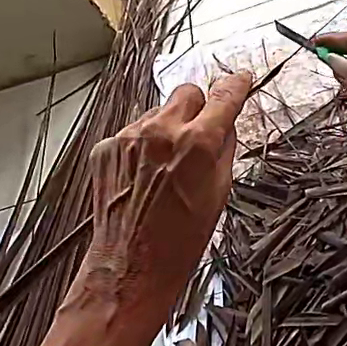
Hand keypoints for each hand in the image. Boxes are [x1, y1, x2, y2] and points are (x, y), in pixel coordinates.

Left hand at [71, 71, 252, 345]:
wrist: (131, 266)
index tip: (240, 79)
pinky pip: (132, 132)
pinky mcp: (106, 148)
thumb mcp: (219, 193)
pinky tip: (145, 175)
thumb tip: (226, 125)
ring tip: (167, 167)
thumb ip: (224, 150)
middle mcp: (161, 133)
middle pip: (187, 92)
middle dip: (198, 108)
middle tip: (199, 132)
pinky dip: (141, 146)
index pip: (224, 96)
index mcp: (198, 144)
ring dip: (167, 128)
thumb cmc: (180, 240)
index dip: (236, 85)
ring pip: (158, 112)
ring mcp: (129, 138)